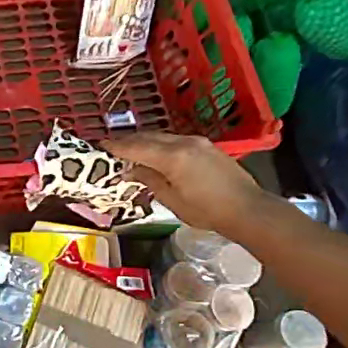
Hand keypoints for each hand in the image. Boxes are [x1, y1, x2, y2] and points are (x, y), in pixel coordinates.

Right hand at [103, 133, 268, 236]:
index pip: (137, 147)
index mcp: (172, 157)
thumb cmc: (207, 211)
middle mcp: (184, 142)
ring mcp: (197, 142)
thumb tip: (133, 170)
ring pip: (163, 136)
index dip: (117, 146)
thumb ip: (151, 180)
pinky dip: (161, 145)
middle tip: (112, 147)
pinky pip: (176, 140)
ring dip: (145, 142)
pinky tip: (156, 154)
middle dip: (129, 141)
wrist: (247, 209)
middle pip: (149, 137)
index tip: (101, 145)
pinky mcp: (207, 146)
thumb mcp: (172, 200)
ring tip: (131, 150)